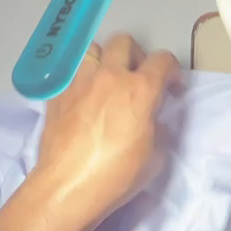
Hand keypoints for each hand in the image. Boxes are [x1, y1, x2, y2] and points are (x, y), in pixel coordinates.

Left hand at [26, 34, 178, 230]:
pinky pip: (72, 73)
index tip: (172, 87)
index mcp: (139, 90)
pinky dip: (82, 79)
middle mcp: (109, 77)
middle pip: (124, 42)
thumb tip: (152, 123)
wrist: (68, 187)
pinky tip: (85, 99)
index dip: (172, 71)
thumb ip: (157, 130)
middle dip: (137, 56)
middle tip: (138, 78)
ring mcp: (79, 83)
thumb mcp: (155, 157)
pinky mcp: (57, 95)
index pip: (162, 60)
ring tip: (107, 81)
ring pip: (93, 49)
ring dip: (105, 60)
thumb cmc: (117, 175)